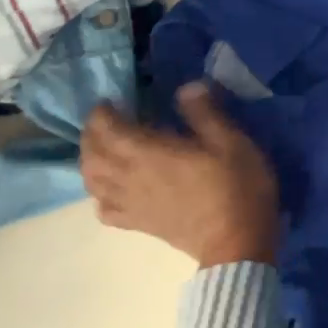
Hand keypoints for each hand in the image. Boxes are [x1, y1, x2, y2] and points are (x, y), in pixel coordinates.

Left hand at [80, 82, 280, 267]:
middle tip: (105, 120)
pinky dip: (100, 194)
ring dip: (90, 161)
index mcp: (148, 154)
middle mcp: (129, 178)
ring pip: (92, 181)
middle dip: (92, 134)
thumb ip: (205, 112)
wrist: (236, 240)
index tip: (111, 99)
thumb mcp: (231, 140)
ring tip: (104, 149)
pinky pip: (104, 208)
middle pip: (92, 155)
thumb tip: (186, 87)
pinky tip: (113, 188)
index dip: (102, 113)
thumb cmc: (237, 185)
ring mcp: (131, 204)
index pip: (108, 130)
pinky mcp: (138, 224)